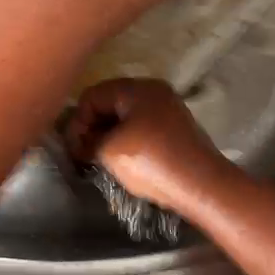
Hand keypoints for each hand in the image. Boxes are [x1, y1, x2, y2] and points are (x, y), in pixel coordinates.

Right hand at [66, 78, 245, 220]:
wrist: (201, 186)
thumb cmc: (151, 161)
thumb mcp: (109, 151)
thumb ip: (88, 141)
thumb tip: (84, 142)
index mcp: (137, 88)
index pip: (92, 96)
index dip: (77, 122)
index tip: (73, 150)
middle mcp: (155, 92)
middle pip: (110, 103)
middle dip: (92, 128)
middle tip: (83, 156)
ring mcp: (169, 110)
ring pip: (126, 117)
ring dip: (109, 136)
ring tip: (100, 161)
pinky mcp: (177, 129)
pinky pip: (142, 128)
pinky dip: (127, 141)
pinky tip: (123, 162)